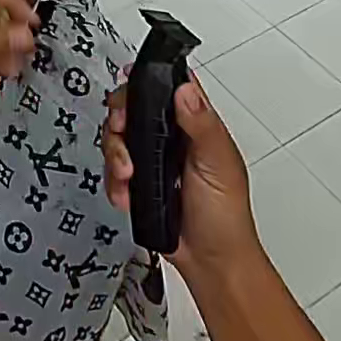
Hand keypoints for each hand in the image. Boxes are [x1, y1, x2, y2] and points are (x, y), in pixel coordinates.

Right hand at [102, 74, 257, 272]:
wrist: (210, 261)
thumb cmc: (226, 214)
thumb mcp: (218, 162)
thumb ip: (202, 124)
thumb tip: (185, 90)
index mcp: (196, 122)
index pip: (169, 85)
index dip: (147, 79)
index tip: (131, 85)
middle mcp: (172, 136)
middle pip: (134, 107)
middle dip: (120, 116)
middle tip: (121, 130)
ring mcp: (153, 158)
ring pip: (119, 137)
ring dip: (115, 153)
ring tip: (128, 174)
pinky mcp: (138, 180)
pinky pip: (113, 169)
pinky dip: (114, 181)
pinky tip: (127, 194)